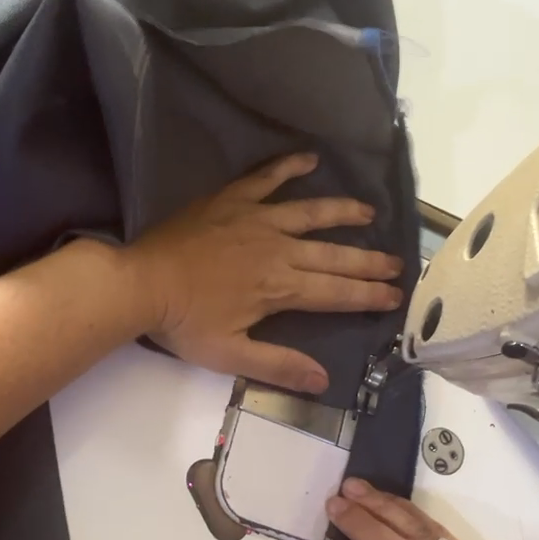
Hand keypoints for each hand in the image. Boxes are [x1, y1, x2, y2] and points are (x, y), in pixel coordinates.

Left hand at [120, 152, 403, 392]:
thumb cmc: (184, 323)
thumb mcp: (230, 355)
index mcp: (280, 288)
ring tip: (370, 212)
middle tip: (397, 261)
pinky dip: (289, 167)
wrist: (142, 283)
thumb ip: (278, 366)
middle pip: (333, 255)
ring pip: (311, 212)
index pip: (335, 293)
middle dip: (368, 260)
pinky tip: (309, 159)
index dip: (367, 296)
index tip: (395, 296)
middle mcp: (278, 249)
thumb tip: (323, 380)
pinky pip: (267, 178)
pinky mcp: (232, 200)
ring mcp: (256, 219)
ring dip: (343, 212)